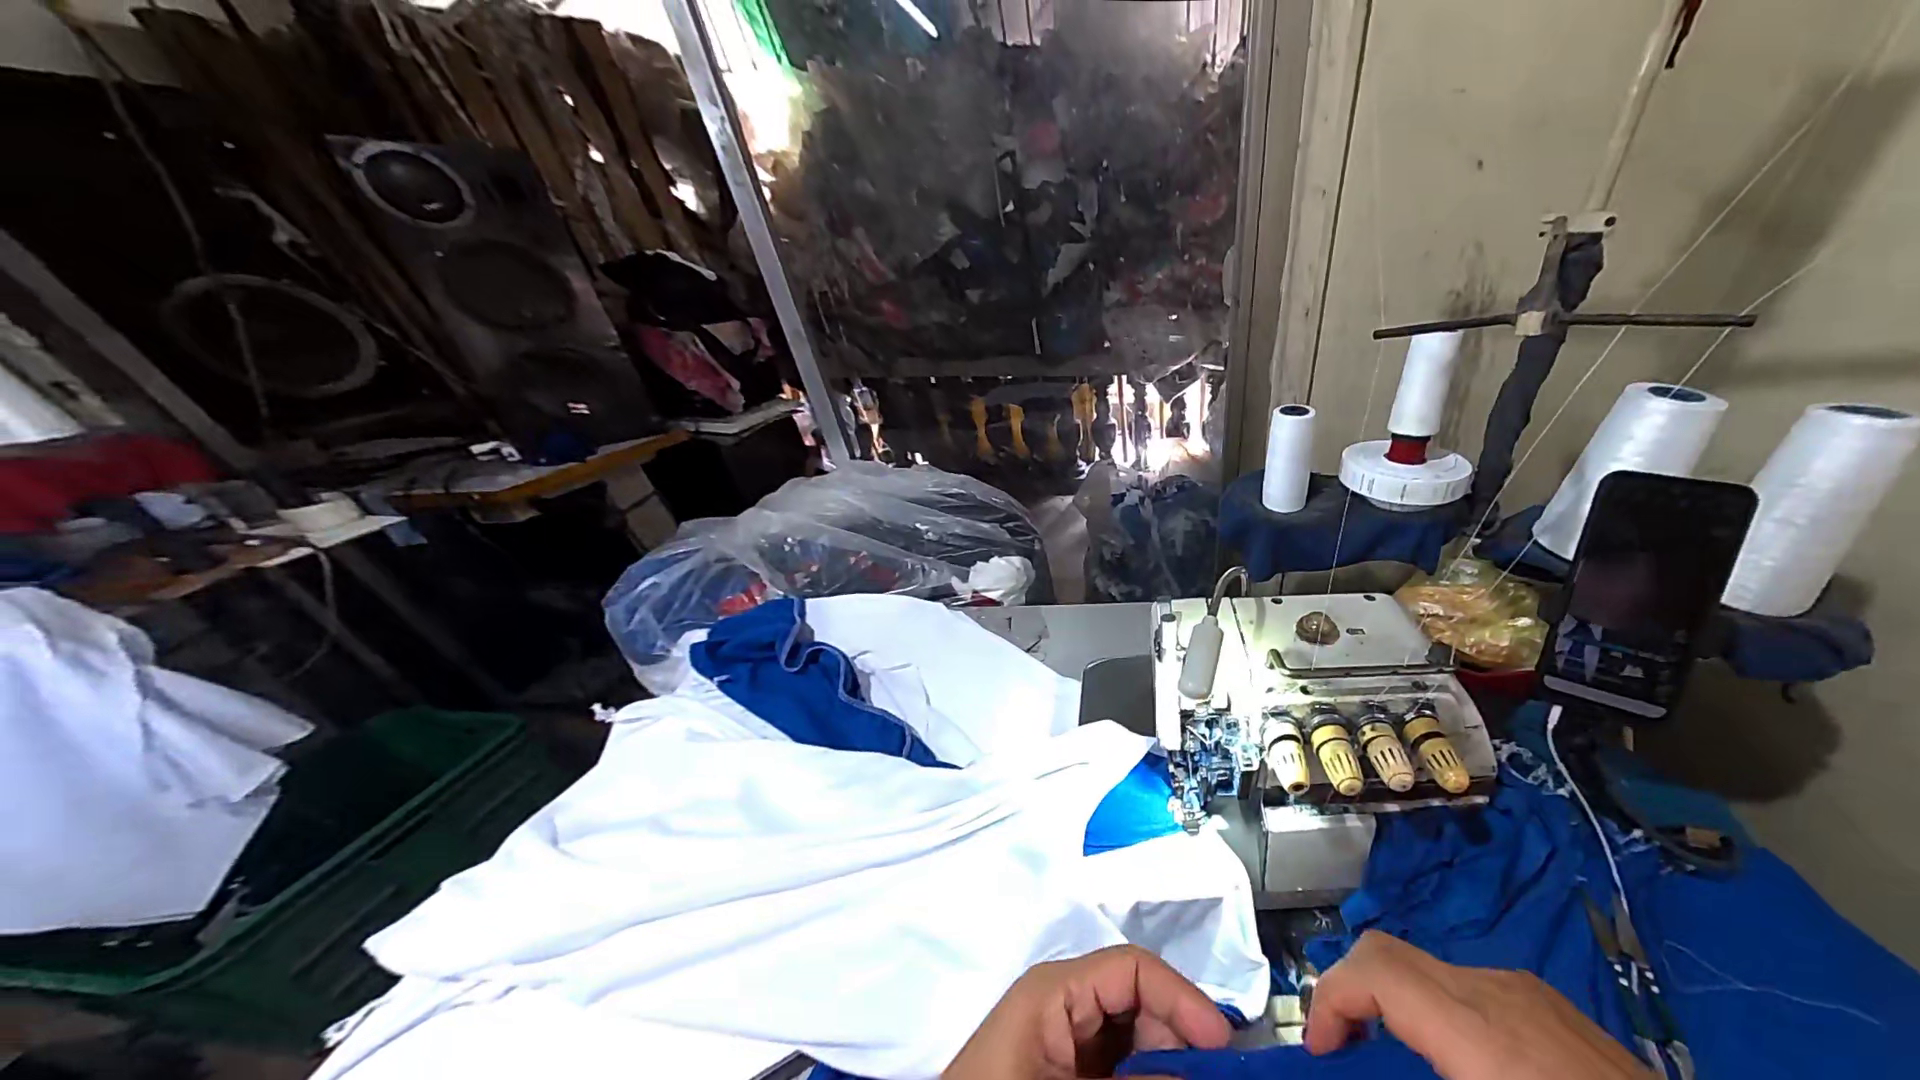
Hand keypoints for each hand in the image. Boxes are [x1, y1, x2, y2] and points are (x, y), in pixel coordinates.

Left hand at [942, 945, 1232, 1079]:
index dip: (1181, 998)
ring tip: (1192, 1078)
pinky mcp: (1067, 1065)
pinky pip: (1120, 1060)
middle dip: (1180, 1036)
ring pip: (1136, 1034)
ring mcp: (1066, 1036)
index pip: (1133, 967)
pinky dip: (1147, 1075)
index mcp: (1056, 989)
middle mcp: (1064, 1001)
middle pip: (1140, 1001)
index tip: (1223, 1044)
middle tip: (1215, 1074)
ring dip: (1168, 1058)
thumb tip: (1200, 1073)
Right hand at [1305, 931, 1650, 1079]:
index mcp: (1482, 1033)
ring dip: (1386, 999)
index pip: (1373, 968)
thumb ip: (1412, 1077)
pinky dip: (1429, 1008)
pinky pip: (1463, 985)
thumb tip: (1360, 1067)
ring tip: (1388, 1056)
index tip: (1322, 1052)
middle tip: (1340, 1049)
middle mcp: (1497, 992)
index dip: (1329, 998)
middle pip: (1384, 953)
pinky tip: (1454, 1061)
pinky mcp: (1552, 1006)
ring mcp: (1528, 993)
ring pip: (1420, 965)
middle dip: (1345, 991)